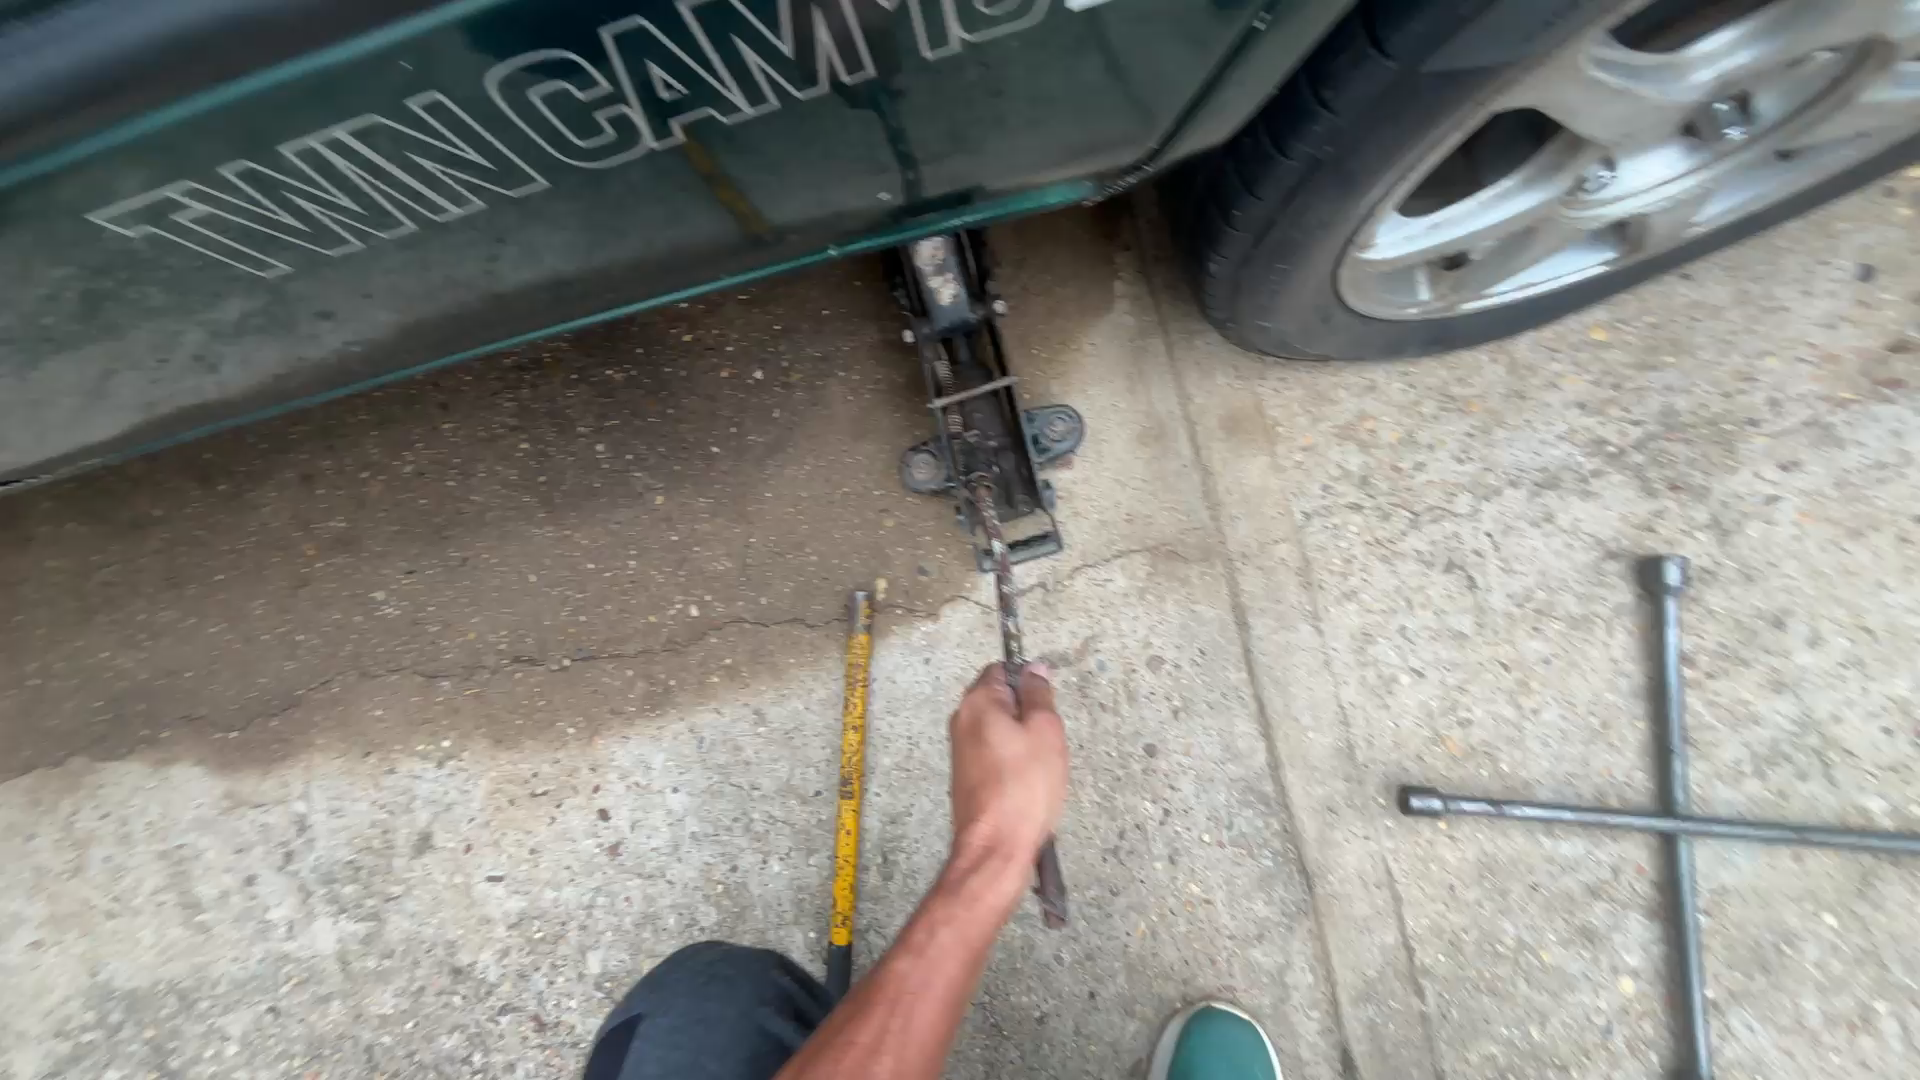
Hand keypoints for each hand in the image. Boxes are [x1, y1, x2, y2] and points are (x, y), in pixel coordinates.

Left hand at [946, 662, 1068, 884]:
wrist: (995, 845)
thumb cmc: (1025, 785)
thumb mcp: (1045, 731)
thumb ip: (1039, 694)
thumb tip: (1034, 667)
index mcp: (977, 701)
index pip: (1001, 669)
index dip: (1027, 681)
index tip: (1046, 707)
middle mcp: (961, 719)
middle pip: (998, 698)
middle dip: (1025, 713)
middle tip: (1046, 739)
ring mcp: (960, 748)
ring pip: (998, 727)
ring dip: (1020, 739)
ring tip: (1038, 765)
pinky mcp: (965, 773)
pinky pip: (992, 751)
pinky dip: (1010, 759)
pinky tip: (1026, 782)